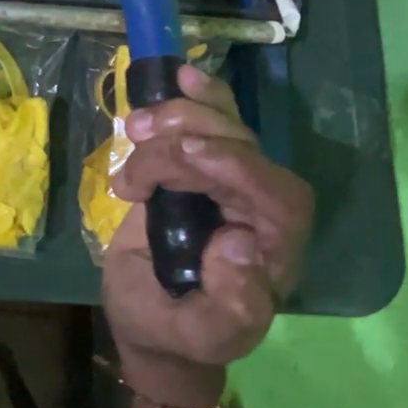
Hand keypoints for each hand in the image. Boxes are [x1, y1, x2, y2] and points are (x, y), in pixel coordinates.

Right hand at [102, 64, 313, 401]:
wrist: (149, 317)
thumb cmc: (174, 330)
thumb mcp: (196, 332)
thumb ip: (229, 305)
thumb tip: (242, 242)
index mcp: (274, 249)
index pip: (276, 193)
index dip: (234, 163)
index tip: (181, 153)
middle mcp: (262, 209)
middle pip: (244, 148)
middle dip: (189, 134)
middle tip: (133, 146)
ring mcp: (231, 182)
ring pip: (222, 127)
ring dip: (176, 114)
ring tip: (132, 130)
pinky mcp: (201, 166)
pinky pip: (209, 121)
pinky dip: (196, 95)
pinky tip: (176, 75)